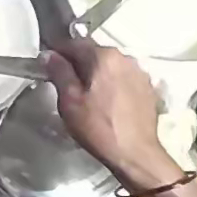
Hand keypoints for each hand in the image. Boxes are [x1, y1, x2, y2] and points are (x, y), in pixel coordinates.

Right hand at [44, 39, 182, 192]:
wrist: (135, 153)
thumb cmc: (98, 128)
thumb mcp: (70, 102)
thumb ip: (59, 73)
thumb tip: (49, 54)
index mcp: (103, 57)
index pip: (74, 43)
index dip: (58, 52)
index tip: (48, 63)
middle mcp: (124, 57)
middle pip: (95, 52)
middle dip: (79, 62)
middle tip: (66, 82)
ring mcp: (140, 71)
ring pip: (111, 65)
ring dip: (98, 73)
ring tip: (88, 94)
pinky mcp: (148, 87)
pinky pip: (124, 78)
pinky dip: (113, 83)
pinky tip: (108, 102)